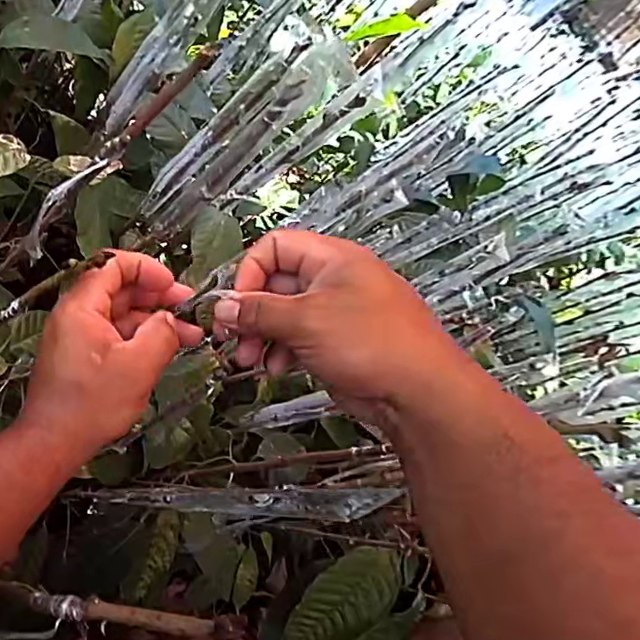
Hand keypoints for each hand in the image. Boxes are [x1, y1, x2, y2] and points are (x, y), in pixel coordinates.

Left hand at [19, 251, 204, 459]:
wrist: (53, 440)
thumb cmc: (88, 406)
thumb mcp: (138, 365)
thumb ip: (161, 333)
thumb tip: (172, 319)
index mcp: (79, 308)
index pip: (111, 265)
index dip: (147, 268)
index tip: (172, 283)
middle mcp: (72, 317)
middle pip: (117, 289)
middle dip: (156, 296)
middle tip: (189, 309)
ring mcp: (73, 337)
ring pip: (117, 315)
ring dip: (152, 320)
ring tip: (187, 335)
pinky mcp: (77, 356)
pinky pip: (110, 335)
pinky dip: (137, 338)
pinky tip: (163, 349)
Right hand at [208, 230, 478, 424]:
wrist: (417, 392)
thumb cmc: (374, 345)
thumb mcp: (303, 320)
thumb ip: (256, 310)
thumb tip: (222, 306)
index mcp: (332, 260)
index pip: (273, 247)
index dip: (249, 273)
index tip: (237, 303)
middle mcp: (332, 280)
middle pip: (272, 283)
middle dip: (248, 312)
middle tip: (231, 336)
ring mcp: (333, 310)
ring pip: (278, 314)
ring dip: (258, 336)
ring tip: (249, 358)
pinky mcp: (333, 339)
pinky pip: (292, 336)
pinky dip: (277, 350)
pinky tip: (275, 367)